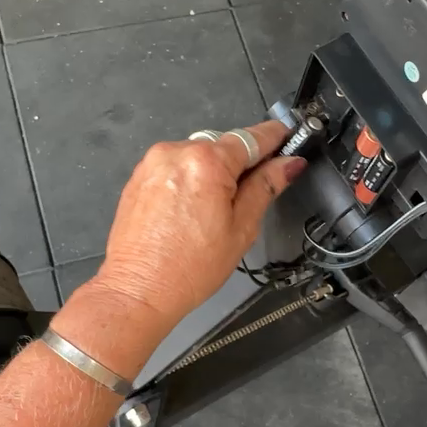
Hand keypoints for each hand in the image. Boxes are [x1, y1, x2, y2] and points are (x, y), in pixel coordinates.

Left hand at [88, 118, 304, 329]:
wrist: (138, 289)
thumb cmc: (187, 268)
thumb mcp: (241, 229)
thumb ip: (265, 188)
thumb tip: (288, 164)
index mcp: (206, 162)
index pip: (252, 137)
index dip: (275, 137)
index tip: (288, 138)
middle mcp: (176, 152)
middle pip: (223, 146)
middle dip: (239, 165)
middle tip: (247, 199)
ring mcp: (153, 162)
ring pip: (198, 156)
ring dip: (211, 173)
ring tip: (211, 215)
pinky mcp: (139, 176)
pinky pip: (175, 167)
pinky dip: (188, 181)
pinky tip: (189, 214)